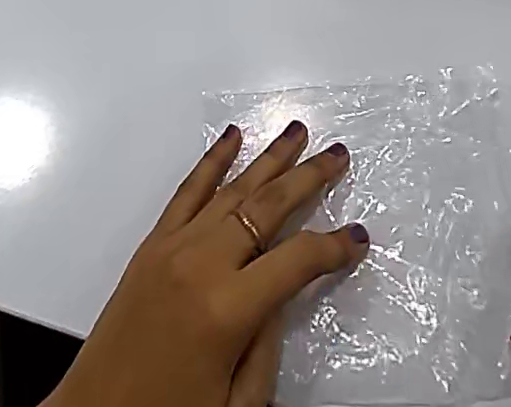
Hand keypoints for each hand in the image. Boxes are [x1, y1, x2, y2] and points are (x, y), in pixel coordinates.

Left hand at [42, 121, 369, 406]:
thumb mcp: (238, 400)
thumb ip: (269, 339)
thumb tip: (284, 286)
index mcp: (227, 309)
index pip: (295, 261)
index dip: (332, 248)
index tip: (357, 237)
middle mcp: (200, 263)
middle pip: (266, 207)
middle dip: (307, 178)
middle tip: (337, 155)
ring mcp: (173, 245)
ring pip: (231, 188)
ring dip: (267, 158)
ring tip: (296, 131)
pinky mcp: (153, 242)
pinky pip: (187, 190)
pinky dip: (212, 160)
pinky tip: (231, 137)